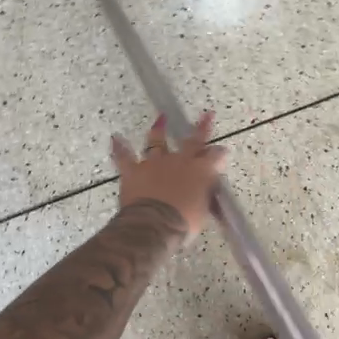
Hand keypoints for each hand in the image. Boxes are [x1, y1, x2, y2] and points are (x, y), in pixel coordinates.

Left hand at [111, 112, 226, 235]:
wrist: (154, 223)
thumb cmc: (184, 222)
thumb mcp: (203, 211)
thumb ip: (205, 195)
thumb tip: (207, 190)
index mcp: (201, 171)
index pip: (216, 157)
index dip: (220, 153)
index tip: (223, 151)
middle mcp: (180, 161)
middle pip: (193, 140)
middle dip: (202, 127)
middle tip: (207, 114)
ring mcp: (155, 163)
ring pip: (157, 141)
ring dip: (159, 129)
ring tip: (161, 118)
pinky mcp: (133, 170)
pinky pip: (124, 156)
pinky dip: (119, 148)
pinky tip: (115, 138)